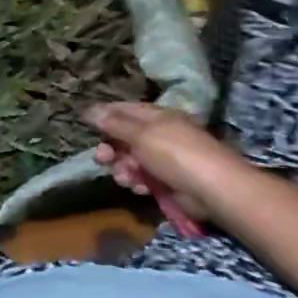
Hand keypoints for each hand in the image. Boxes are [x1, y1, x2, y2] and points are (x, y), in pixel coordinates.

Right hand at [86, 103, 245, 223]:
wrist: (211, 188)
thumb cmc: (174, 153)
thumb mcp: (141, 134)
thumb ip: (115, 124)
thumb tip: (92, 110)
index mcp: (156, 116)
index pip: (125, 110)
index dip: (105, 114)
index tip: (86, 122)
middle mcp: (159, 134)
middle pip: (125, 138)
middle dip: (111, 148)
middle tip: (102, 158)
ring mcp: (164, 158)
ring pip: (131, 161)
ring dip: (124, 169)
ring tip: (127, 177)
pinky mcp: (167, 181)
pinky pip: (143, 178)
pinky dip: (139, 182)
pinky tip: (140, 187)